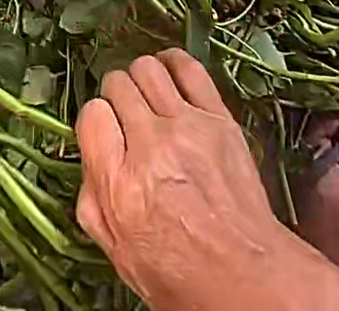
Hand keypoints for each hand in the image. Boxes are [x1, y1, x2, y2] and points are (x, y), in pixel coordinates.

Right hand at [76, 50, 338, 310]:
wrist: (247, 276)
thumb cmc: (182, 273)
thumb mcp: (118, 251)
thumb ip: (93, 199)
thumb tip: (91, 158)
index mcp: (120, 184)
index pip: (92, 115)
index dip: (96, 121)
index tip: (105, 131)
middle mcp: (151, 147)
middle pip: (118, 85)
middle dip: (116, 96)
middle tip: (126, 114)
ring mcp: (187, 127)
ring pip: (147, 68)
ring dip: (140, 77)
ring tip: (146, 94)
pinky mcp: (218, 117)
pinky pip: (188, 67)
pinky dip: (172, 61)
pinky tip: (168, 72)